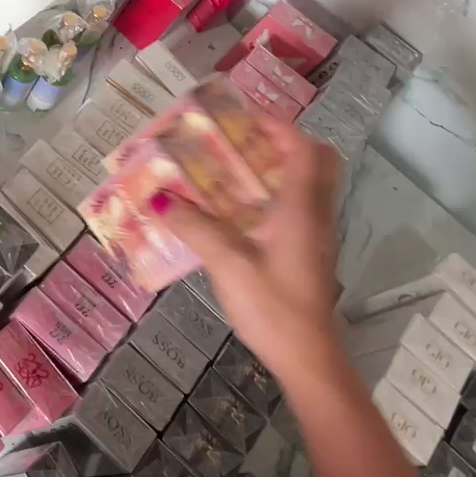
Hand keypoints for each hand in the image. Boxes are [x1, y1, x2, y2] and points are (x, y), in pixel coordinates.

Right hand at [148, 115, 343, 377]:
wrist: (308, 359)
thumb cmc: (273, 305)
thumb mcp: (227, 263)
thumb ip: (194, 226)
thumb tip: (159, 197)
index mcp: (303, 208)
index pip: (303, 149)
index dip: (276, 126)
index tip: (241, 117)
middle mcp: (315, 214)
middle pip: (317, 162)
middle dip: (282, 143)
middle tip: (242, 143)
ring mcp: (315, 235)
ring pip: (307, 185)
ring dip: (275, 169)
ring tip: (230, 170)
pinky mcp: (307, 254)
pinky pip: (296, 208)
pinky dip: (271, 196)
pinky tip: (235, 211)